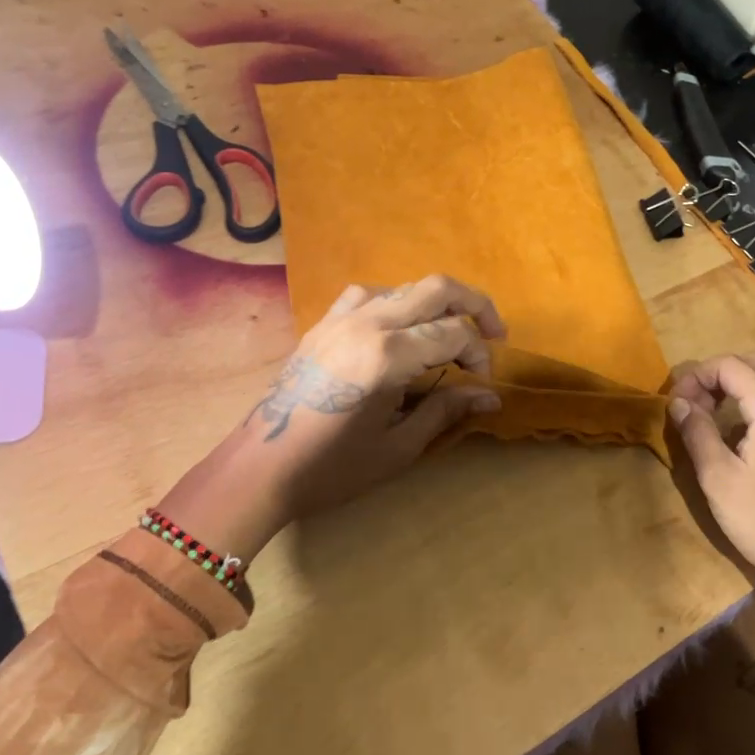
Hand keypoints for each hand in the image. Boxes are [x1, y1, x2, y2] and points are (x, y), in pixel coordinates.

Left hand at [158, 275, 506, 559]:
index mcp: (388, 355)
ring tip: (450, 335)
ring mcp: (341, 318)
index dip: (480, 354)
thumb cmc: (332, 467)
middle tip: (494, 334)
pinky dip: (398, 304)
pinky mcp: (323, 324)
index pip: (454, 333)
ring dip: (436, 304)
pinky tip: (401, 330)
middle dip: (475, 305)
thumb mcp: (398, 447)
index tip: (483, 383)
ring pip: (404, 286)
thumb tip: (491, 396)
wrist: (260, 468)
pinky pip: (370, 294)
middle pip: (436, 288)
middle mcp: (367, 322)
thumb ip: (445, 411)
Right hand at [668, 354, 754, 635]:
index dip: (696, 376)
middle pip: (753, 365)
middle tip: (692, 406)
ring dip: (737, 389)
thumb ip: (697, 432)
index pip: (729, 365)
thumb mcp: (718, 478)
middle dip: (717, 377)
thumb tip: (679, 403)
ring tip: (710, 420)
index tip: (676, 405)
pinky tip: (740, 437)